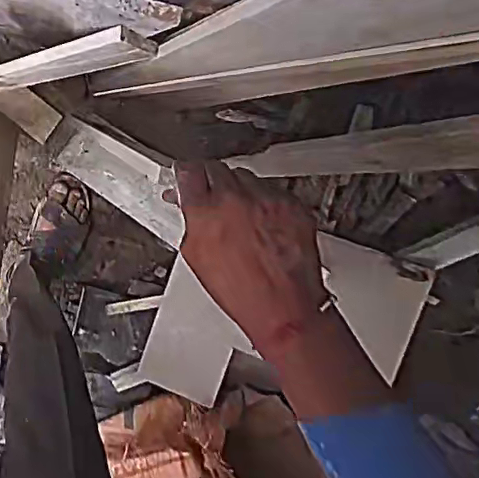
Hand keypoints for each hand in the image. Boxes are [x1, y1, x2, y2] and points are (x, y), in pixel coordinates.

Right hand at [173, 161, 326, 348]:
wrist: (285, 309)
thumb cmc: (241, 290)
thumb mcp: (196, 254)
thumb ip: (190, 218)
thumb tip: (186, 202)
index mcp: (205, 210)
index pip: (189, 170)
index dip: (186, 173)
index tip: (187, 175)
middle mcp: (236, 199)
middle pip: (216, 168)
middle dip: (211, 180)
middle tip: (211, 194)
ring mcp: (267, 201)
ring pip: (246, 177)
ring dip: (239, 189)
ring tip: (240, 212)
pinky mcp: (293, 207)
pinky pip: (273, 190)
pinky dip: (265, 200)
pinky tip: (262, 220)